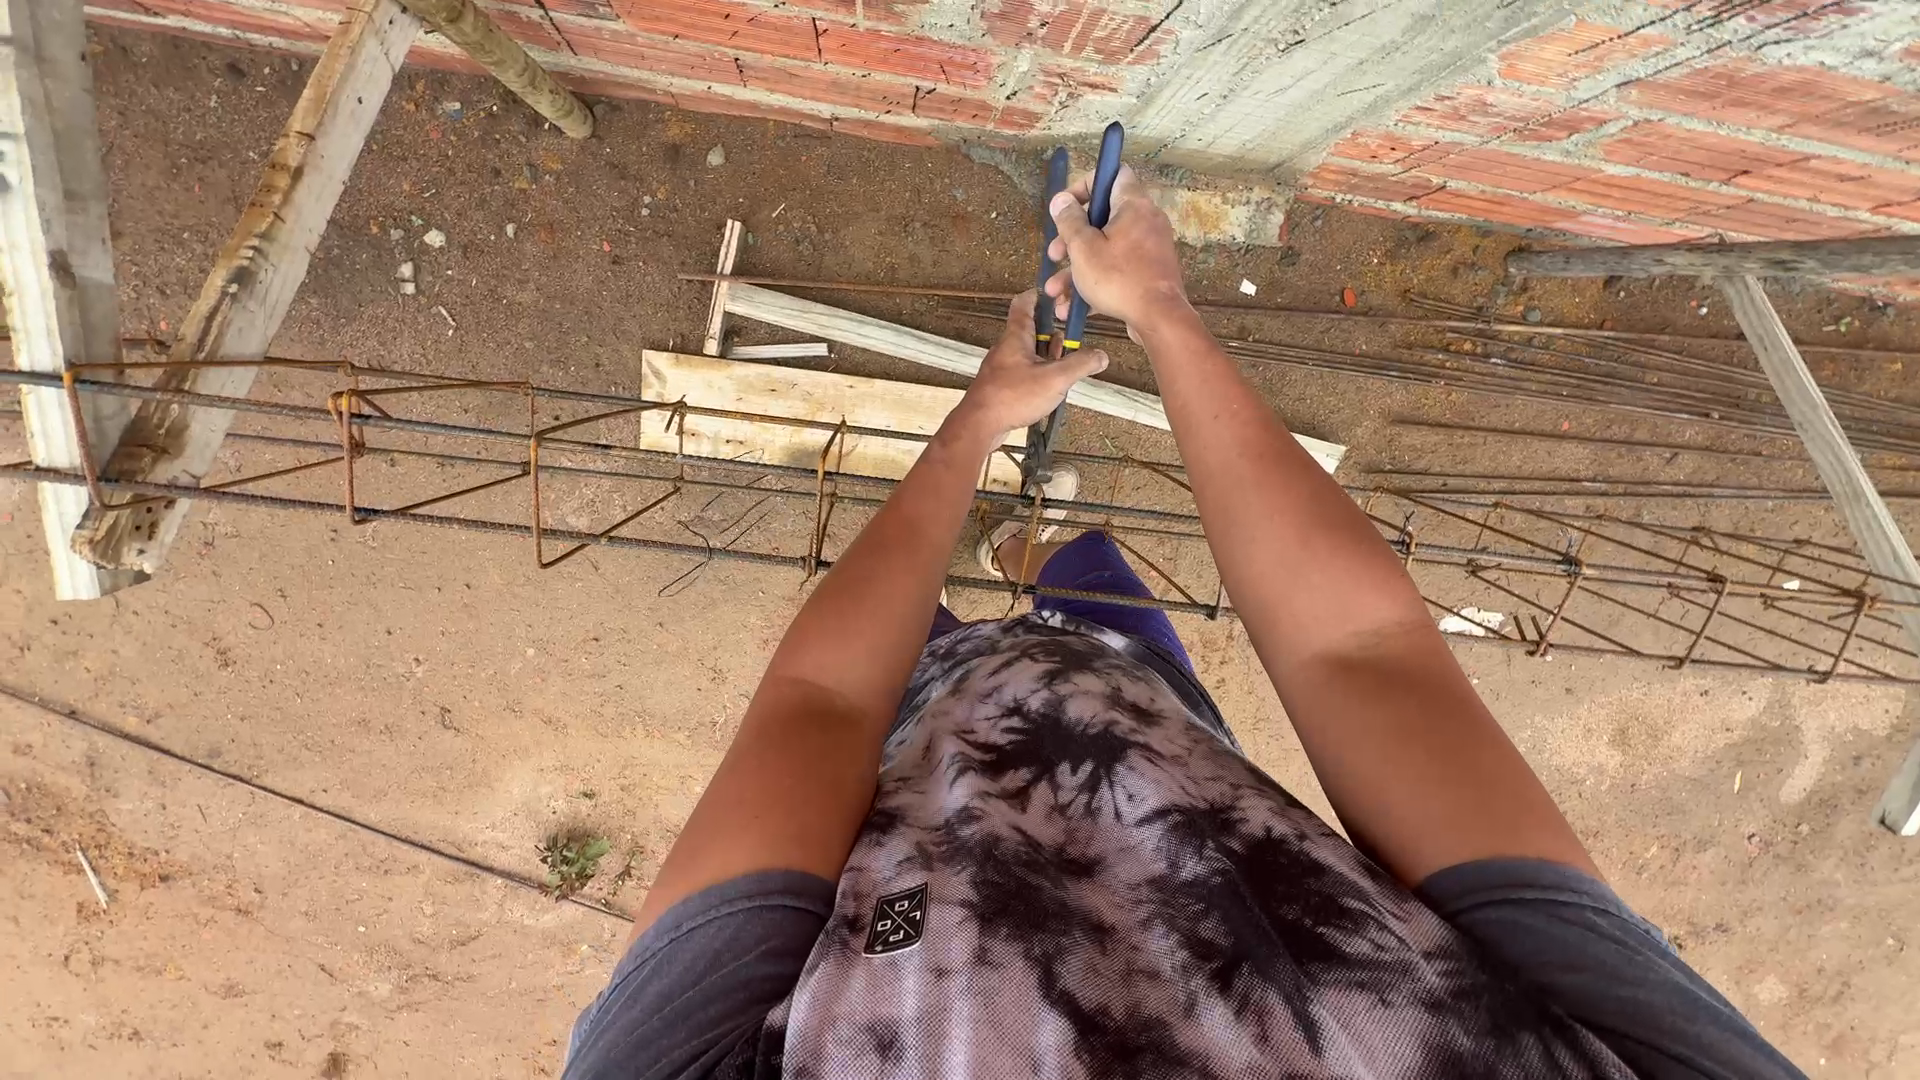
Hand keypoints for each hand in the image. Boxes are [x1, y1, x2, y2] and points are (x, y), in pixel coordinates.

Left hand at [950, 290, 1108, 441]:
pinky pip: (1023, 374)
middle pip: (1032, 331)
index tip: (1057, 296)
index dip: (1041, 295)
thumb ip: (1080, 364)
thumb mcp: (1055, 379)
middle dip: (1053, 336)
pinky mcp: (1000, 387)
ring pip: (1029, 354)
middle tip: (1070, 346)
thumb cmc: (1012, 398)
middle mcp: (1007, 349)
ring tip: (1062, 373)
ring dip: (1047, 359)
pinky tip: (1047, 392)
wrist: (979, 426)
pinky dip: (1038, 377)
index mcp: (1016, 337)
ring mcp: (1002, 368)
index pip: (1025, 303)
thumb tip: (1100, 356)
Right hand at [1043, 164, 1190, 339]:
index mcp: (1132, 204)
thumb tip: (1060, 200)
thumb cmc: (1120, 278)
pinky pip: (1116, 271)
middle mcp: (1144, 221)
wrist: (1158, 318)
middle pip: (1102, 219)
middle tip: (1054, 254)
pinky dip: (1094, 284)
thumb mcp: (1084, 248)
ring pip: (1105, 251)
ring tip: (1054, 291)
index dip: (1086, 184)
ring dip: (1076, 270)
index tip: (1066, 206)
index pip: (1112, 174)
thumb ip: (1069, 222)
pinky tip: (1069, 308)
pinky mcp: (1147, 274)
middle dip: (1071, 239)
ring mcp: (1148, 249)